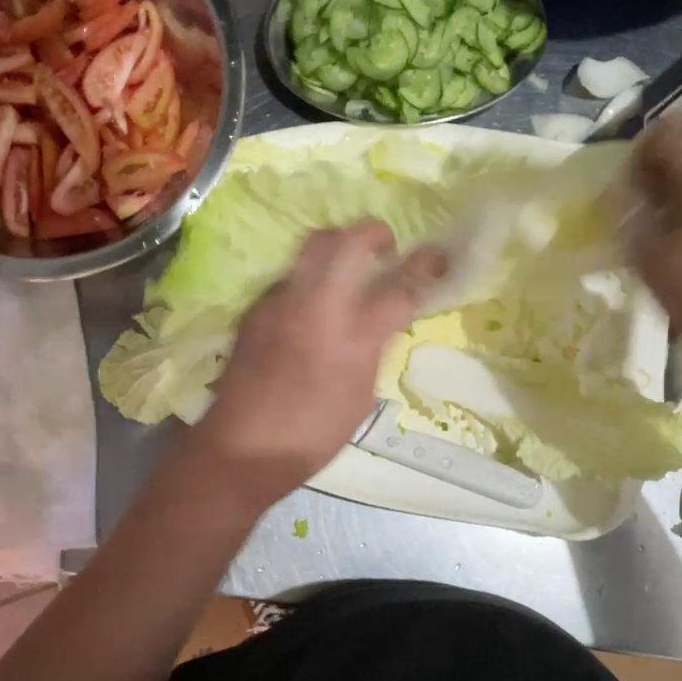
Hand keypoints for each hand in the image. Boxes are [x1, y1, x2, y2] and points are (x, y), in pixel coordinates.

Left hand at [181, 220, 448, 507]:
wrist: (243, 448)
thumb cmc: (312, 437)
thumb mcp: (361, 398)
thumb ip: (373, 352)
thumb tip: (379, 326)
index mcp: (356, 338)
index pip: (400, 287)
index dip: (425, 265)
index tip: (438, 255)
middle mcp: (319, 307)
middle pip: (350, 241)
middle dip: (374, 232)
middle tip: (385, 247)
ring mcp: (281, 303)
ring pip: (312, 248)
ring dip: (337, 248)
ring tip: (346, 270)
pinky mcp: (255, 310)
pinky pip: (288, 279)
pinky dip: (307, 282)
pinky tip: (308, 309)